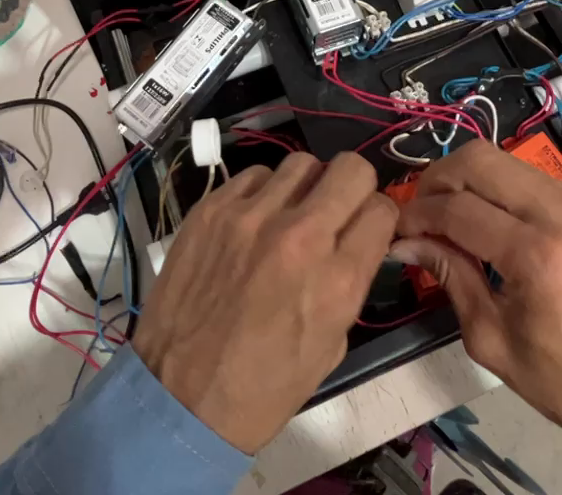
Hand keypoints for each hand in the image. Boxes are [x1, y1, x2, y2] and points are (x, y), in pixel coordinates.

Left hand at [132, 151, 397, 452]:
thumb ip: (350, 281)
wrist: (178, 398)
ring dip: (306, 187)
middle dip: (354, 187)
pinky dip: (263, 192)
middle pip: (351, 169)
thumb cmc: (264, 387)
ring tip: (291, 213)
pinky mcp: (211, 209)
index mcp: (336, 279)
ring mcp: (250, 216)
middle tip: (338, 209)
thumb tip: (356, 241)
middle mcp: (299, 236)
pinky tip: (254, 221)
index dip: (379, 218)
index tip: (367, 228)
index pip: (383, 209)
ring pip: (302, 163)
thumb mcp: (332, 345)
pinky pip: (255, 175)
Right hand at [393, 140, 561, 462]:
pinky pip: (528, 176)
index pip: (457, 209)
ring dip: (465, 177)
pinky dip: (496, 186)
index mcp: (537, 255)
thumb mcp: (491, 339)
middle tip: (419, 211)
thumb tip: (406, 242)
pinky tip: (482, 216)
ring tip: (445, 211)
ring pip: (502, 158)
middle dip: (436, 179)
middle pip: (478, 161)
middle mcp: (561, 214)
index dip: (418, 214)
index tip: (396, 229)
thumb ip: (449, 276)